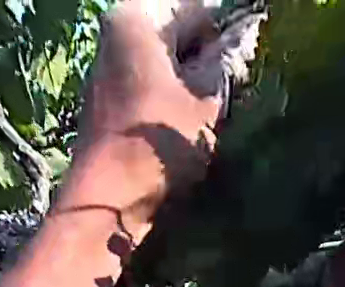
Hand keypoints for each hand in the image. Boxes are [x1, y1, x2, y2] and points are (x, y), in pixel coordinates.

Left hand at [66, 0, 262, 219]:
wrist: (103, 210)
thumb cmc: (156, 147)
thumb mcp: (205, 103)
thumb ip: (225, 65)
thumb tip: (241, 39)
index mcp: (134, 19)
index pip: (196, 10)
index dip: (225, 34)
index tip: (243, 59)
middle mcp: (110, 42)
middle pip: (174, 42)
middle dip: (202, 63)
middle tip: (228, 91)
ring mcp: (102, 83)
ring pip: (159, 75)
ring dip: (186, 92)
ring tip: (207, 119)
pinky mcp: (101, 120)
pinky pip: (143, 103)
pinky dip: (164, 113)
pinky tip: (181, 138)